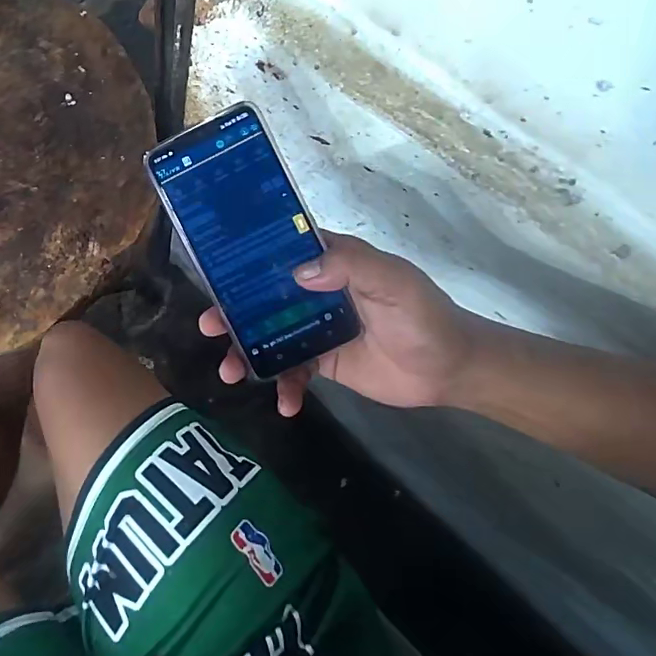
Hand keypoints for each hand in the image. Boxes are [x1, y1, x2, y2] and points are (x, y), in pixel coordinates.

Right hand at [198, 232, 478, 415]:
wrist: (448, 369)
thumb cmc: (423, 316)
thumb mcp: (392, 282)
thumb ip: (351, 266)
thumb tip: (298, 271)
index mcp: (334, 263)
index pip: (285, 251)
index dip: (249, 259)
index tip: (215, 270)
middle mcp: (319, 291)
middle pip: (266, 297)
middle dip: (234, 312)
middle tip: (207, 327)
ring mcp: (319, 328)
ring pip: (271, 336)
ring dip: (246, 353)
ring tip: (230, 373)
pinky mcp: (326, 361)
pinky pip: (294, 371)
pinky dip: (285, 388)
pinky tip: (286, 405)